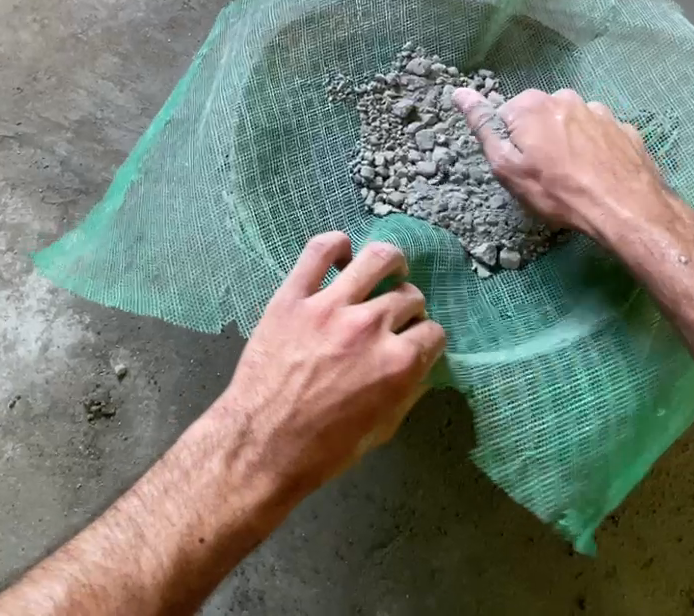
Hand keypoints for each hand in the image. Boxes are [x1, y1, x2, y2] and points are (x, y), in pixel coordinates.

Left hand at [208, 232, 446, 499]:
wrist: (261, 444)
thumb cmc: (323, 449)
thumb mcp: (381, 429)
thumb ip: (407, 391)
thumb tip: (420, 363)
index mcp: (397, 363)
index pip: (433, 332)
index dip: (427, 340)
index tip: (416, 343)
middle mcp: (370, 327)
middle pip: (408, 297)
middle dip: (408, 308)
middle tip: (393, 317)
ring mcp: (330, 306)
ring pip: (377, 259)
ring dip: (389, 263)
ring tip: (384, 271)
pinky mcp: (294, 294)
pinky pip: (320, 250)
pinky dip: (336, 244)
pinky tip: (341, 255)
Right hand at [452, 86, 685, 247]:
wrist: (626, 209)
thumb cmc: (556, 191)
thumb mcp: (507, 166)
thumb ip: (483, 127)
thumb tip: (460, 93)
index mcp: (530, 105)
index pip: (505, 116)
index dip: (510, 143)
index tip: (521, 167)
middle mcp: (564, 97)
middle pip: (539, 116)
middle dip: (539, 139)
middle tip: (546, 174)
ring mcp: (599, 111)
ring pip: (571, 123)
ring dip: (569, 142)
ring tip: (575, 176)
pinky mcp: (624, 128)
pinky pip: (600, 135)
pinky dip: (596, 149)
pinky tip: (599, 173)